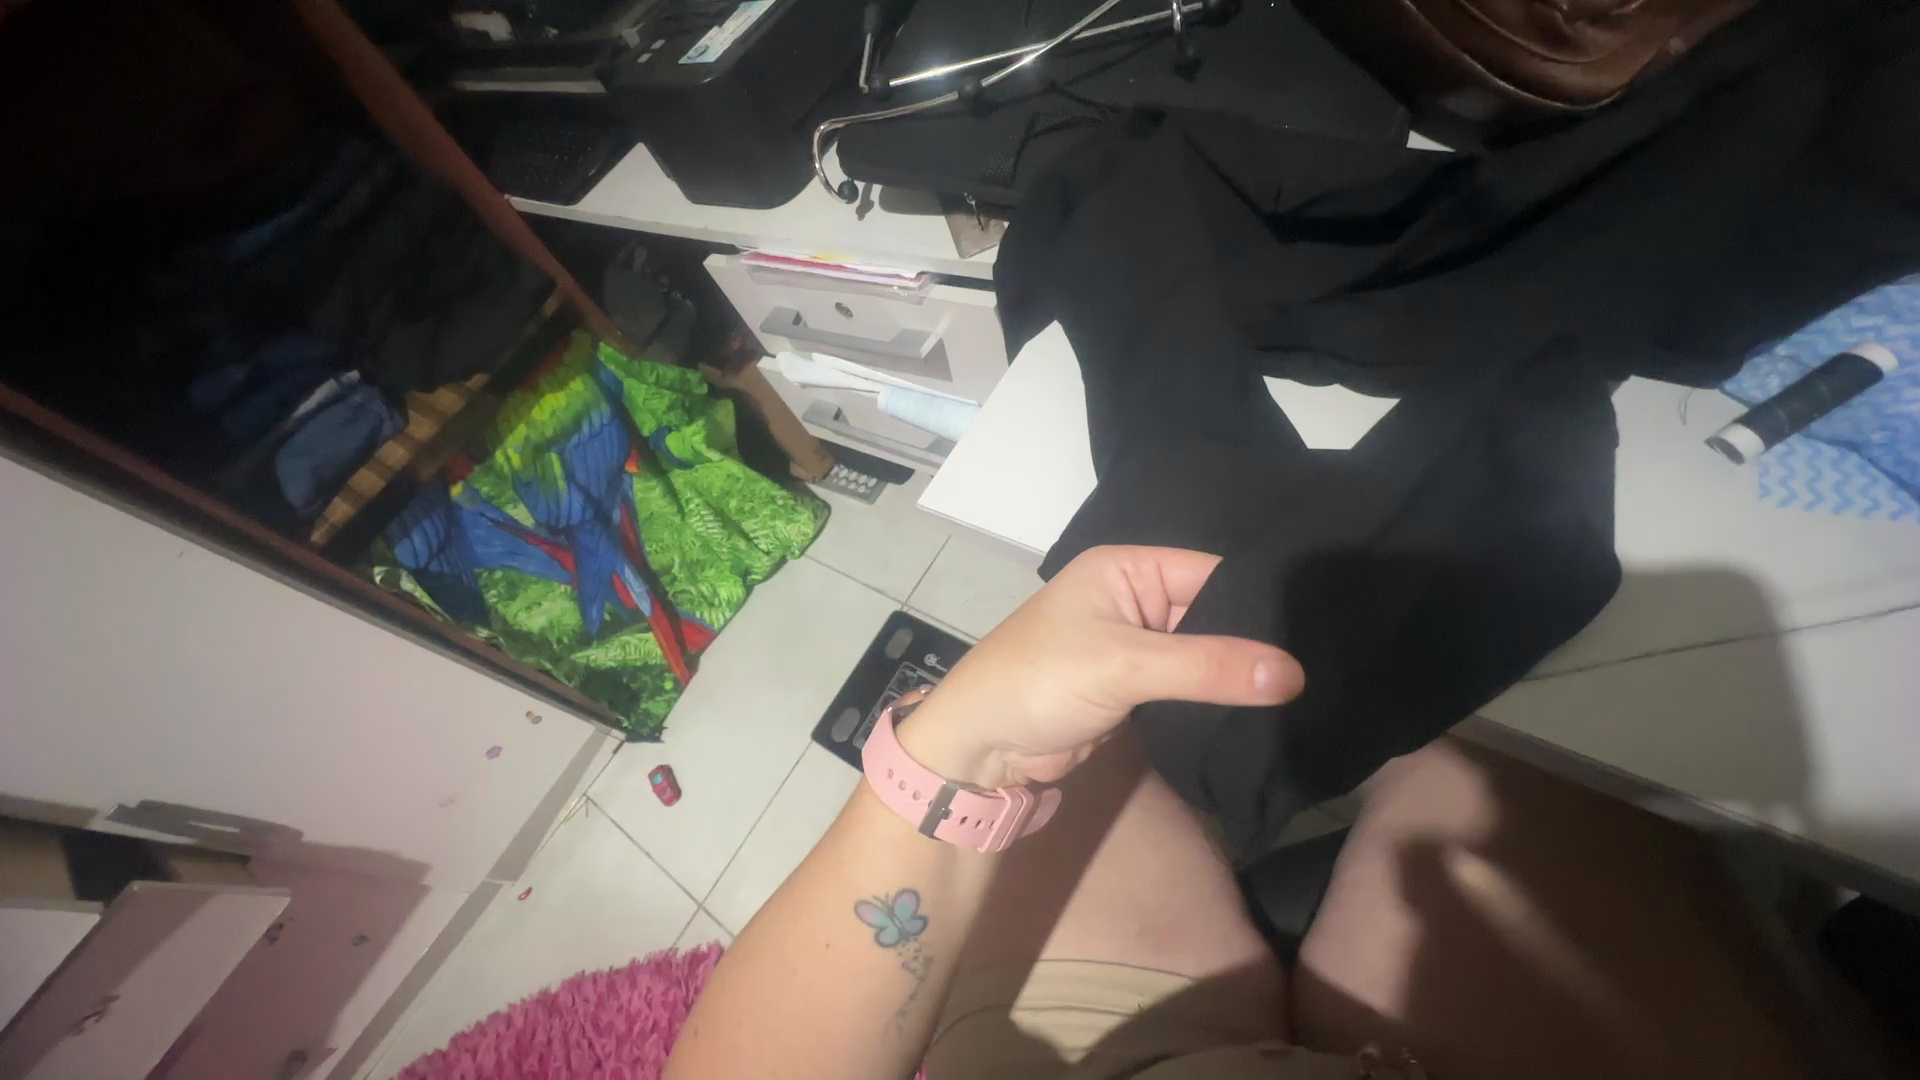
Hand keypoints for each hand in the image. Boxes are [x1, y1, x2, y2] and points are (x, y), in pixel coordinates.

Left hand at [898, 546, 1303, 789]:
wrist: (982, 745)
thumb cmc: (1040, 680)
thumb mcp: (1122, 664)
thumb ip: (1206, 666)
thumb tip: (1295, 673)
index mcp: (1126, 568)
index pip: (1213, 572)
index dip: (1263, 599)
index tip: (1325, 628)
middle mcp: (1133, 597)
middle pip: (1213, 611)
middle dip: (1257, 640)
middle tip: (1328, 666)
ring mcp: (1135, 644)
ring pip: (1203, 651)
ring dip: (1239, 672)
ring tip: (1311, 690)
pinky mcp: (1135, 686)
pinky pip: (1188, 684)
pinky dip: (1216, 696)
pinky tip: (1265, 710)